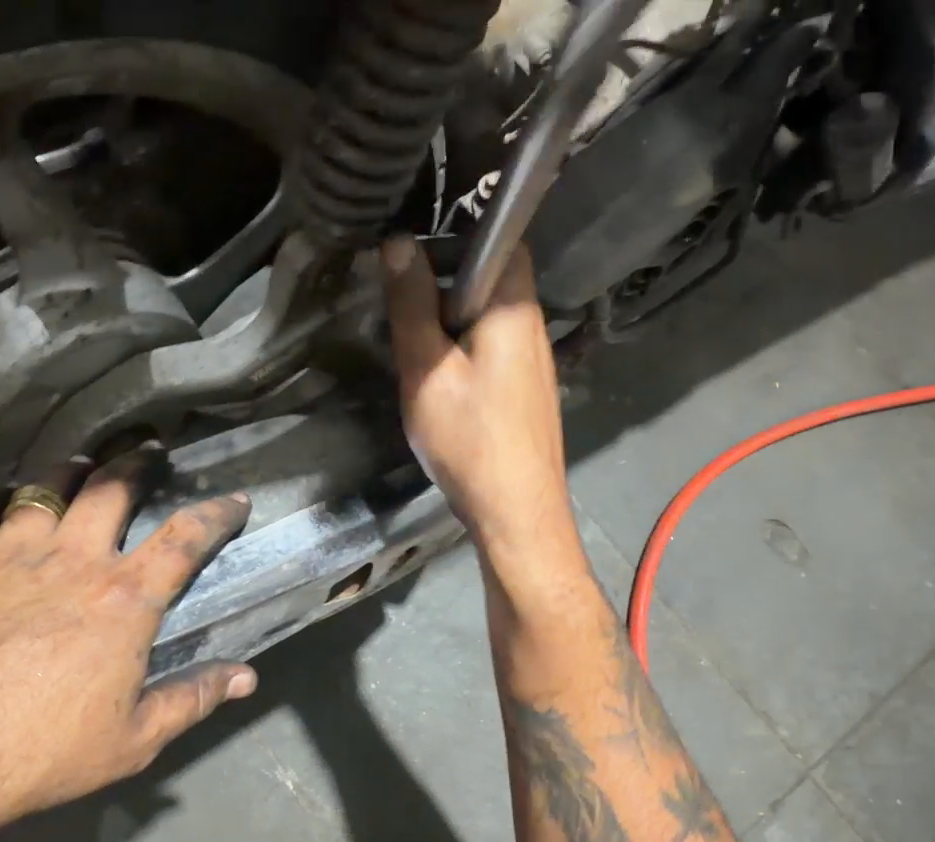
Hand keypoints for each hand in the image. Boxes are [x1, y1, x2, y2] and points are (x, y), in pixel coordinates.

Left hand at [0, 451, 256, 841]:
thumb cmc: (35, 758)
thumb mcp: (131, 743)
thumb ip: (192, 700)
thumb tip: (247, 676)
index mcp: (121, 602)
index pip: (183, 541)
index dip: (215, 515)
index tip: (234, 499)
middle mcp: (68, 562)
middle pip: (110, 492)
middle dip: (136, 466)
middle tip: (147, 454)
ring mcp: (2, 557)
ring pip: (43, 489)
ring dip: (70, 471)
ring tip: (80, 463)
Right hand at [380, 236, 573, 555]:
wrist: (516, 513)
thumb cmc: (470, 440)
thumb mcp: (427, 371)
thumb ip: (412, 306)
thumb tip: (398, 242)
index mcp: (514, 308)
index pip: (500, 237)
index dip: (456, 235)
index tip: (413, 253)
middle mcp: (534, 325)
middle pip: (491, 279)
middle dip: (445, 284)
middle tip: (401, 306)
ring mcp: (536, 361)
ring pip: (489, 319)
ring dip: (452, 322)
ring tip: (413, 346)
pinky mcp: (528, 391)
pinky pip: (494, 350)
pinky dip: (465, 351)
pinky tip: (441, 382)